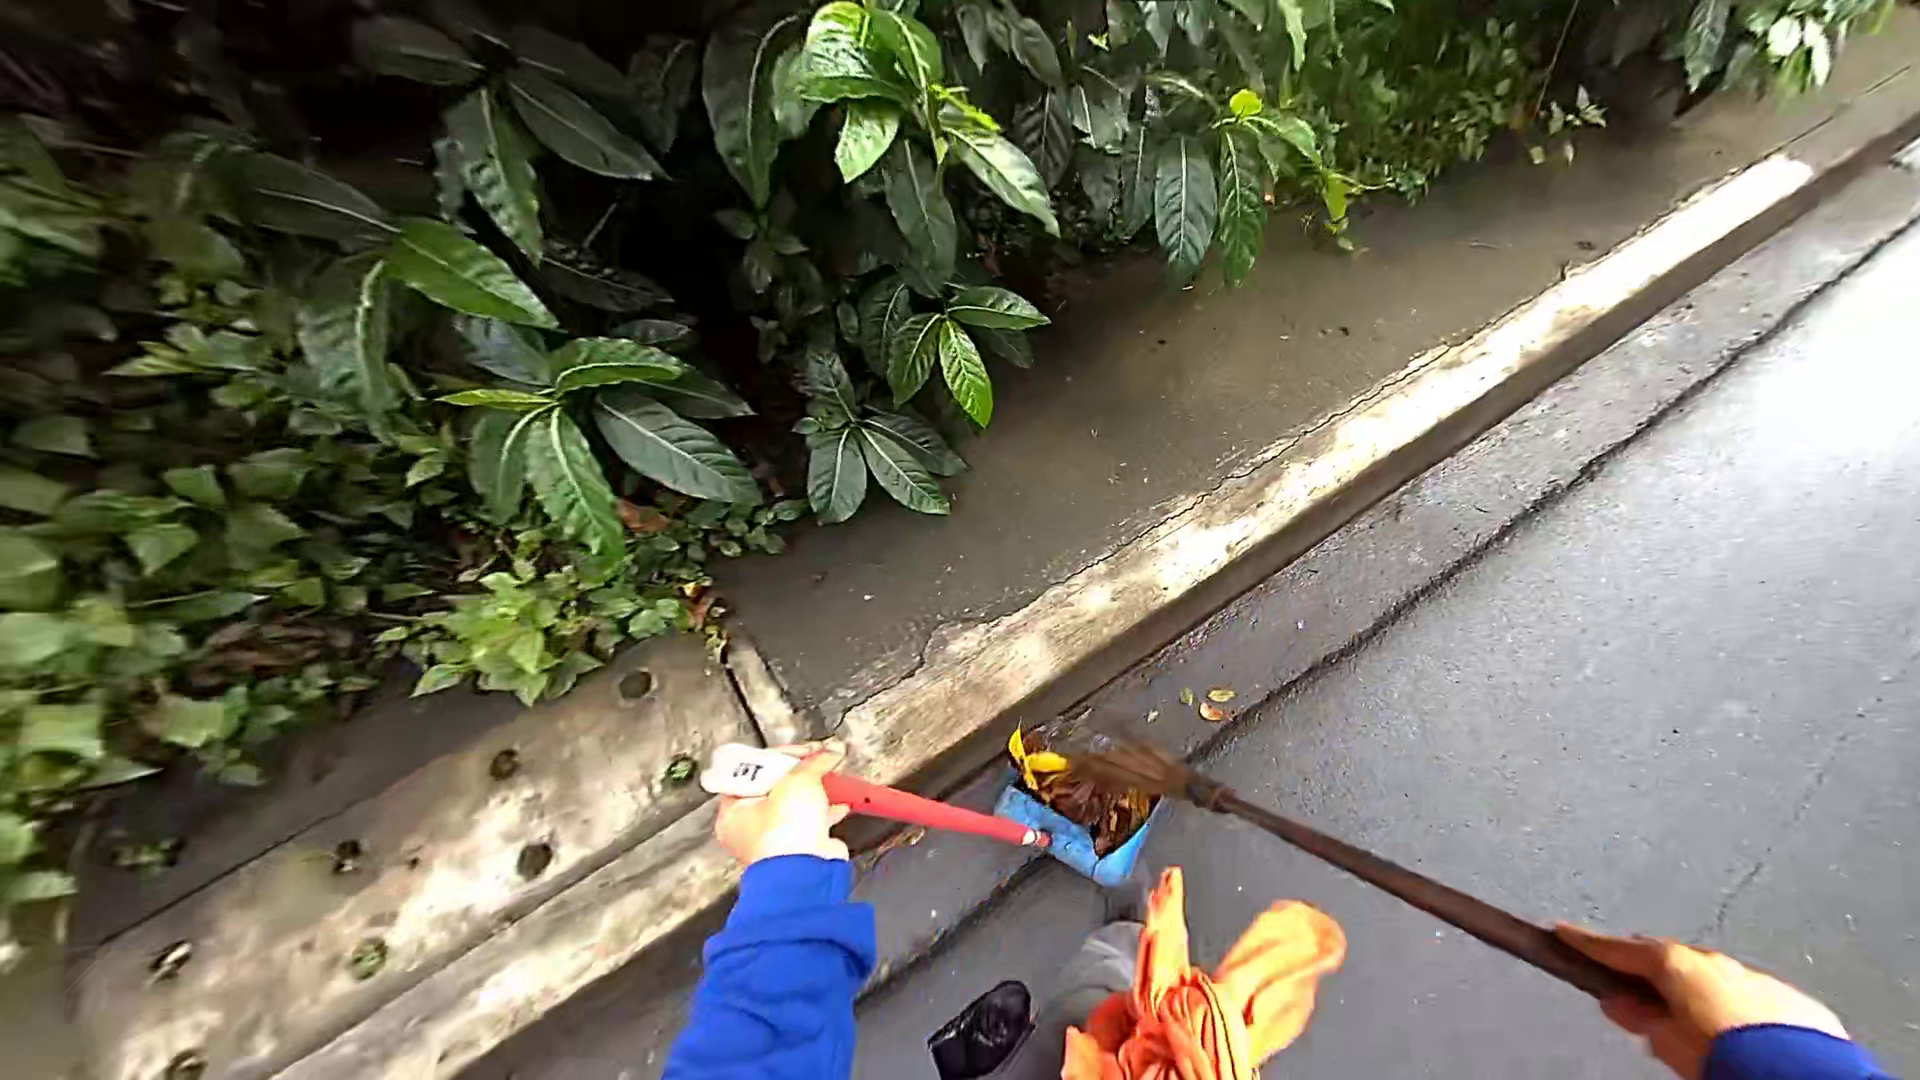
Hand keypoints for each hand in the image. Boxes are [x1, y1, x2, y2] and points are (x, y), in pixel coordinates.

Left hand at [715, 741, 852, 864]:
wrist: (807, 871)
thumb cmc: (786, 833)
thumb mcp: (799, 780)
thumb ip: (815, 760)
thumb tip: (830, 750)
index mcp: (734, 810)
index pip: (752, 771)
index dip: (777, 756)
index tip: (799, 749)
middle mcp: (750, 827)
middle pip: (775, 786)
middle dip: (800, 772)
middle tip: (815, 758)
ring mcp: (775, 839)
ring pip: (795, 804)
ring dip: (815, 789)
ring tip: (830, 775)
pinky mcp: (798, 848)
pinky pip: (811, 821)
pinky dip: (826, 809)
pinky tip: (840, 801)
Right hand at [1556, 923, 1847, 1078]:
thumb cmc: (1731, 1057)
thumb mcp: (1666, 1041)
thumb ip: (1637, 1016)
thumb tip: (1616, 1004)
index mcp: (1671, 959)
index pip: (1610, 946)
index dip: (1580, 941)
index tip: (1560, 932)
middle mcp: (1708, 959)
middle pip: (1663, 960)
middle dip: (1650, 975)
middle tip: (1638, 997)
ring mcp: (1754, 978)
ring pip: (1710, 976)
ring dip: (1697, 992)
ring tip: (1696, 1022)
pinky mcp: (1797, 1003)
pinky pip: (1753, 996)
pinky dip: (1738, 1007)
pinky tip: (1742, 1031)